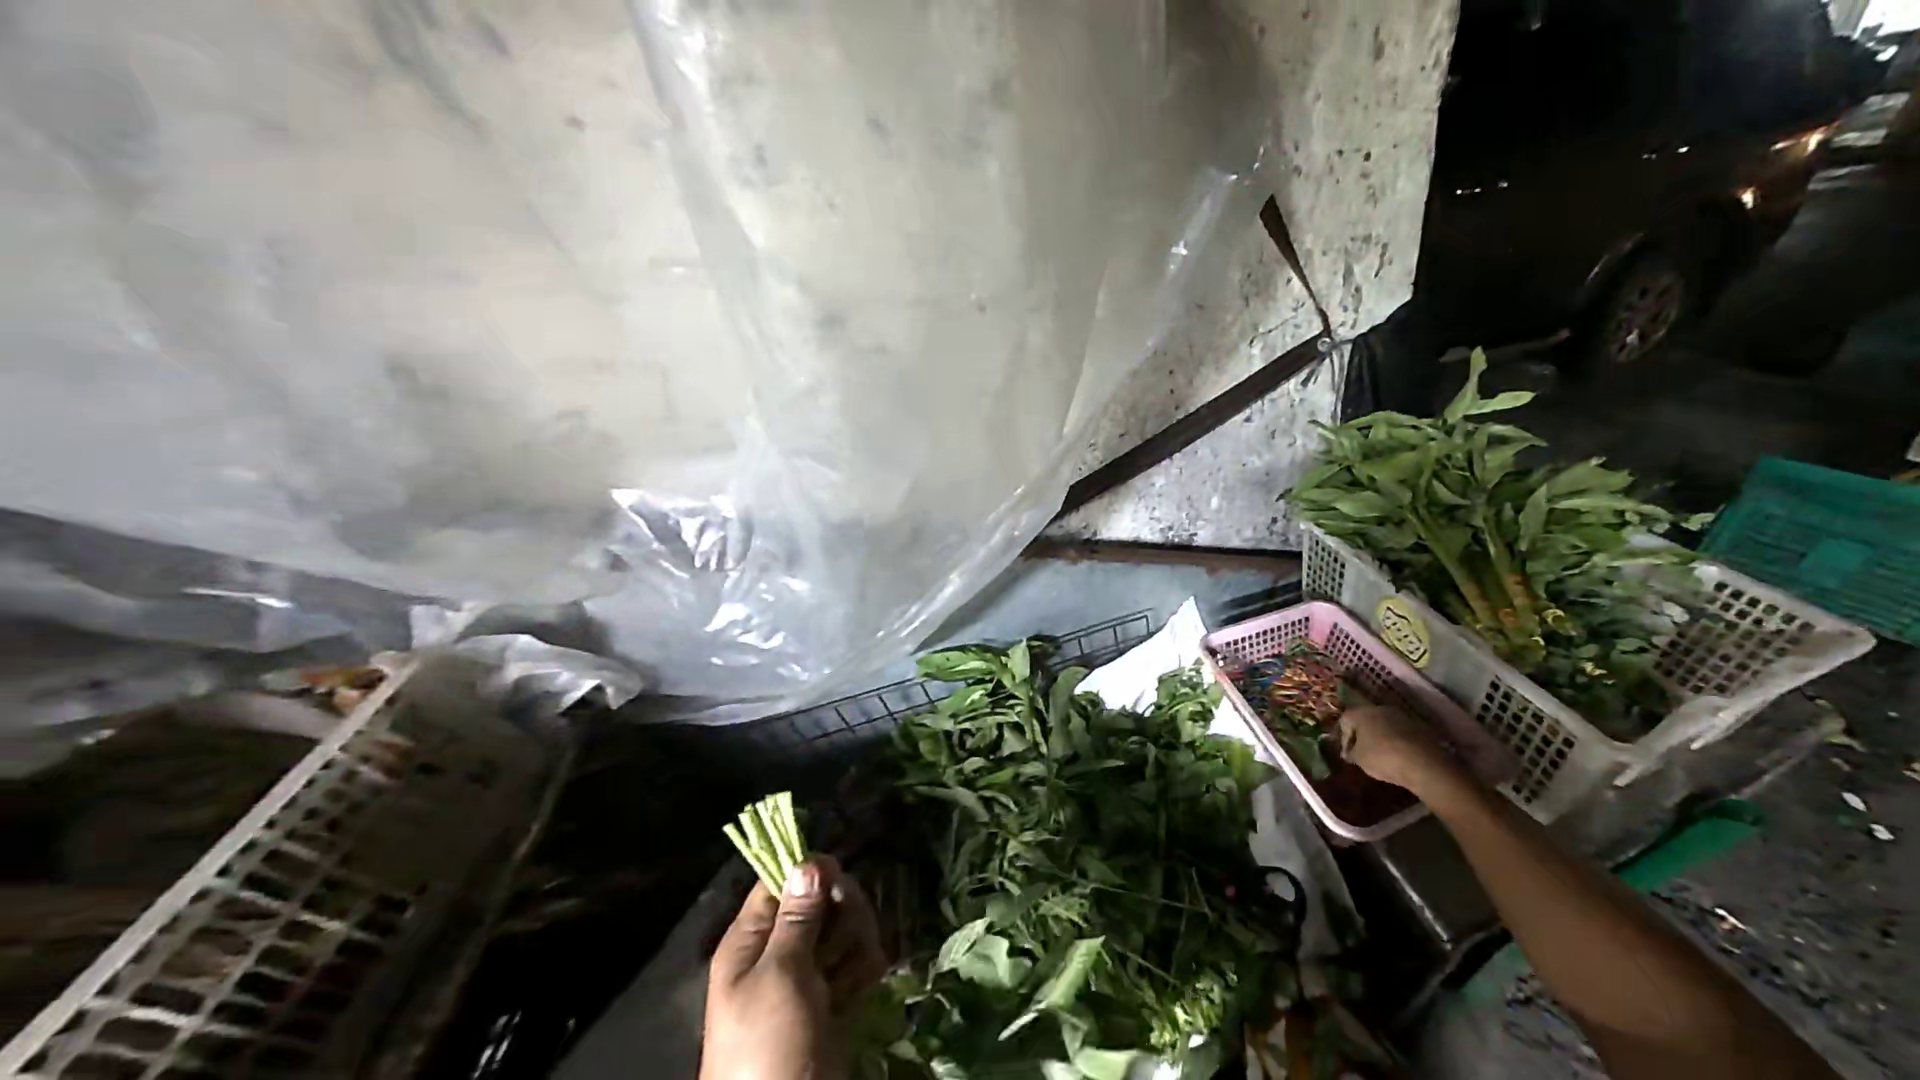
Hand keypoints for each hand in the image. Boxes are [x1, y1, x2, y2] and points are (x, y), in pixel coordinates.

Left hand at [701, 856, 887, 1079]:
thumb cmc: (770, 1047)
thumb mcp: (780, 976)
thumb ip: (797, 917)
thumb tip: (808, 861)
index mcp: (753, 939)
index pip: (782, 881)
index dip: (811, 874)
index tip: (837, 882)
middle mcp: (782, 949)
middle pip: (821, 900)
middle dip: (843, 911)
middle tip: (849, 936)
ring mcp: (810, 975)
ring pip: (845, 928)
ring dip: (858, 942)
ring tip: (854, 973)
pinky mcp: (835, 998)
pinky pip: (858, 961)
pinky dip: (865, 969)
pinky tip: (864, 987)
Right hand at [1337, 704, 1464, 796]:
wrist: (1425, 765)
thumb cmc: (1383, 758)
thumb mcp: (1359, 759)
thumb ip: (1351, 753)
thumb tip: (1350, 752)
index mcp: (1362, 712)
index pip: (1345, 720)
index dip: (1343, 738)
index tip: (1348, 754)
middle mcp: (1381, 709)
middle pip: (1366, 720)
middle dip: (1362, 735)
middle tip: (1362, 753)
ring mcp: (1403, 717)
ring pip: (1385, 726)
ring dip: (1380, 738)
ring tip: (1382, 756)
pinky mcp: (1420, 728)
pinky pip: (1401, 733)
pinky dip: (1396, 742)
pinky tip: (1398, 757)